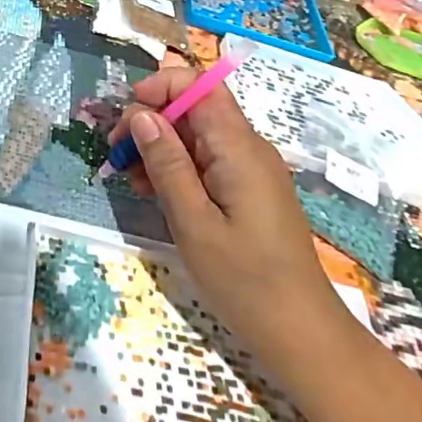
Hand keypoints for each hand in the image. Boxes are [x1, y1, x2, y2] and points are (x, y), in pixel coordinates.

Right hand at [107, 63, 326, 345]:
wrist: (304, 336)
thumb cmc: (246, 281)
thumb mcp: (193, 223)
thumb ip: (167, 163)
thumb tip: (140, 114)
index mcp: (238, 147)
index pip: (201, 85)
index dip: (162, 85)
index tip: (128, 114)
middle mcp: (247, 148)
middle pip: (195, 108)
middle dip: (152, 119)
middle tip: (117, 152)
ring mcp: (249, 169)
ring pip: (197, 135)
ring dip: (159, 145)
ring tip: (128, 176)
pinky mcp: (248, 190)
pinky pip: (207, 161)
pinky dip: (177, 167)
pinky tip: (152, 191)